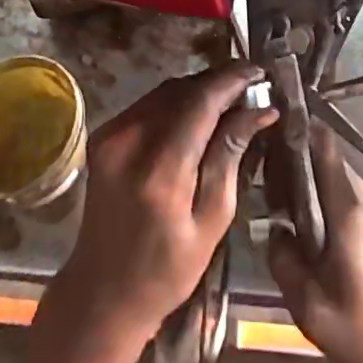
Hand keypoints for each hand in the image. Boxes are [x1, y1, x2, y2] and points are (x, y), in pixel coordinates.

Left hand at [9, 63, 275, 362]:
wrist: (102, 290)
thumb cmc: (167, 269)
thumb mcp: (213, 219)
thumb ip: (231, 156)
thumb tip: (260, 109)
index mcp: (159, 172)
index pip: (200, 103)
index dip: (233, 80)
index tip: (261, 72)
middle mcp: (128, 143)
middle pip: (182, 90)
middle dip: (220, 82)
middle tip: (253, 89)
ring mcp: (110, 136)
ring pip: (165, 91)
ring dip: (200, 89)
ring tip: (232, 99)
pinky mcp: (104, 135)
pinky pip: (149, 104)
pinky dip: (178, 101)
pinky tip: (199, 114)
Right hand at [268, 125, 362, 362]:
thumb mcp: (312, 306)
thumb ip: (284, 261)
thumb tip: (272, 230)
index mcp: (345, 205)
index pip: (321, 141)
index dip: (291, 126)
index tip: (260, 129)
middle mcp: (357, 195)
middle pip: (319, 151)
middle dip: (286, 152)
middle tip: (253, 165)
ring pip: (323, 170)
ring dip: (296, 173)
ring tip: (265, 188)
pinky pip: (330, 189)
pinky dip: (308, 191)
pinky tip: (288, 214)